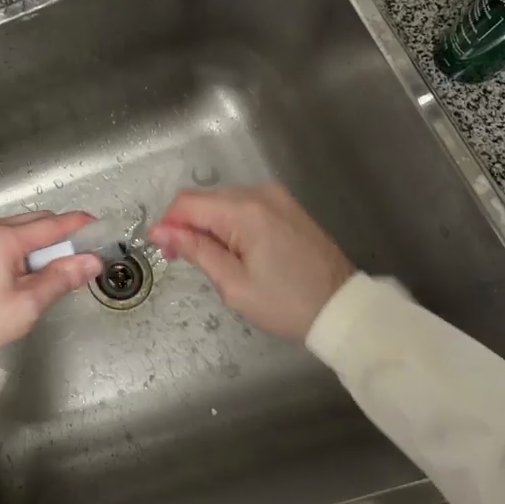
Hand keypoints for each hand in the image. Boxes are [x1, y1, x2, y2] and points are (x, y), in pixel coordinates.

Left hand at [0, 211, 104, 352]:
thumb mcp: (30, 302)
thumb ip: (63, 277)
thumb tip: (91, 261)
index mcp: (5, 237)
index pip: (53, 224)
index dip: (79, 226)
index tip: (100, 229)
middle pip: (40, 221)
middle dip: (64, 236)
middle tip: (83, 258)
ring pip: (26, 228)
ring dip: (46, 243)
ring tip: (60, 269)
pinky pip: (12, 236)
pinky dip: (29, 247)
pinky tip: (36, 269)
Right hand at [146, 185, 355, 340]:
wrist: (344, 310)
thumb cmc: (287, 304)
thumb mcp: (234, 284)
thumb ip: (196, 250)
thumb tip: (160, 231)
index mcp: (245, 211)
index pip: (187, 203)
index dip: (169, 224)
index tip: (167, 252)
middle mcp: (259, 193)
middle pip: (204, 199)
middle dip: (188, 226)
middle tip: (186, 261)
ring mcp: (276, 197)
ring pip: (222, 202)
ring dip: (209, 225)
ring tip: (216, 260)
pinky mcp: (286, 206)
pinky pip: (243, 206)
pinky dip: (230, 224)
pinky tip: (237, 250)